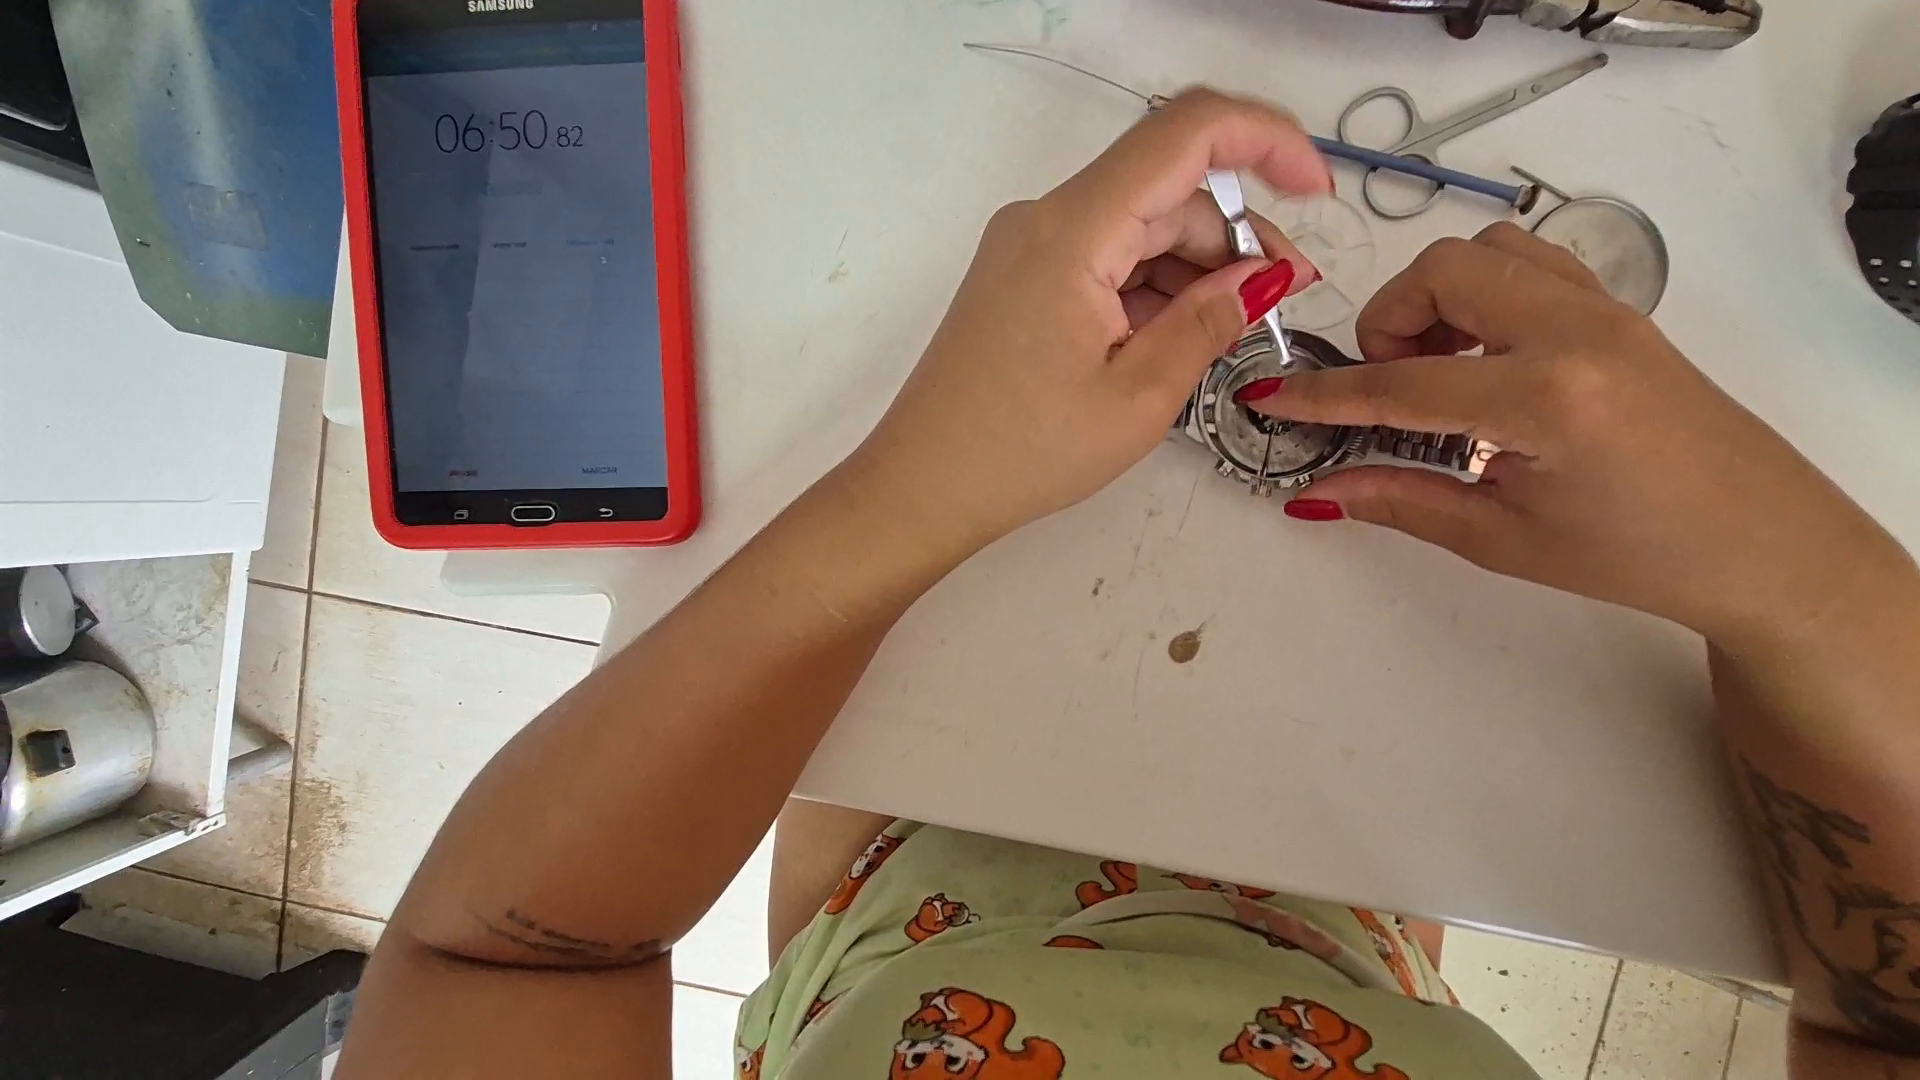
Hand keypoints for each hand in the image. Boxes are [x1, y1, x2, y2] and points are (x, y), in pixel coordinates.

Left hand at [843, 90, 1329, 553]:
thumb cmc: (1021, 453)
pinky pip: (1101, 260)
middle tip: (1280, 299)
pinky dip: (1147, 288)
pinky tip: (1172, 335)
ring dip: (1192, 268)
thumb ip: (1207, 323)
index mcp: (1072, 230)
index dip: (1267, 141)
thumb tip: (1261, 277)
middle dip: (1233, 233)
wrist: (922, 487)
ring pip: (1134, 228)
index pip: (1186, 131)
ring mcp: (1025, 250)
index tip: (1318, 191)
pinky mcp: (1018, 282)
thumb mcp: (1137, 396)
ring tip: (1228, 332)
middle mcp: (1042, 220)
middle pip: (1164, 189)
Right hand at [1250, 223, 1913, 649]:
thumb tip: (1312, 494)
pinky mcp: (1622, 312)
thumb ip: (1397, 500)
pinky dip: (1481, 293)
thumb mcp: (1499, 538)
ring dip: (1437, 299)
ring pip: (1489, 252)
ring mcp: (1608, 310)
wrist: (1768, 548)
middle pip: (1444, 271)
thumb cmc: (1631, 557)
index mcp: (1547, 399)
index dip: (1322, 394)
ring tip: (1434, 370)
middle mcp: (1579, 332)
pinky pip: (1531, 264)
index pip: (1400, 384)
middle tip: (1386, 385)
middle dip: (1388, 322)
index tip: (1266, 393)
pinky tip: (1478, 359)